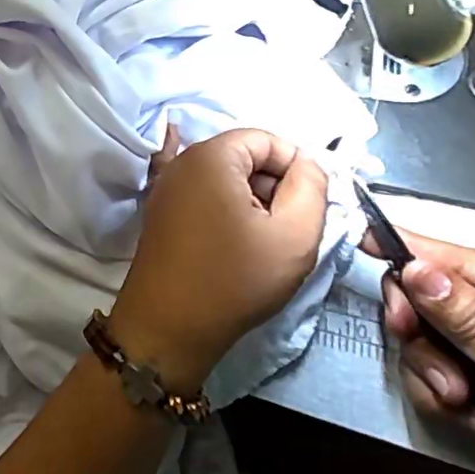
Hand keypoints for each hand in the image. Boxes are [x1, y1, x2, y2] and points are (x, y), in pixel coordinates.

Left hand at [109, 127, 329, 391]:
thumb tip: (308, 166)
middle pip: (245, 157)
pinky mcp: (162, 214)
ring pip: (227, 179)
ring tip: (266, 243)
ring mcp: (168, 188)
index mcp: (212, 155)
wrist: (165, 334)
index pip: (267, 140)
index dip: (296, 167)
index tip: (309, 205)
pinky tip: (237, 237)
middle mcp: (184, 161)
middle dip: (275, 185)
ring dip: (253, 203)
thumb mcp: (294, 235)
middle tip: (291, 228)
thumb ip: (312, 187)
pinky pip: (206, 198)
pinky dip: (228, 212)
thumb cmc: (233, 281)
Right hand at [375, 232, 474, 473]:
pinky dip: (436, 392)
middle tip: (407, 333)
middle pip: (448, 296)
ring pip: (436, 337)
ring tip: (458, 398)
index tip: (372, 238)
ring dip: (431, 363)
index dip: (421, 250)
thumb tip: (422, 269)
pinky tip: (466, 416)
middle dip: (422, 315)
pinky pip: (439, 376)